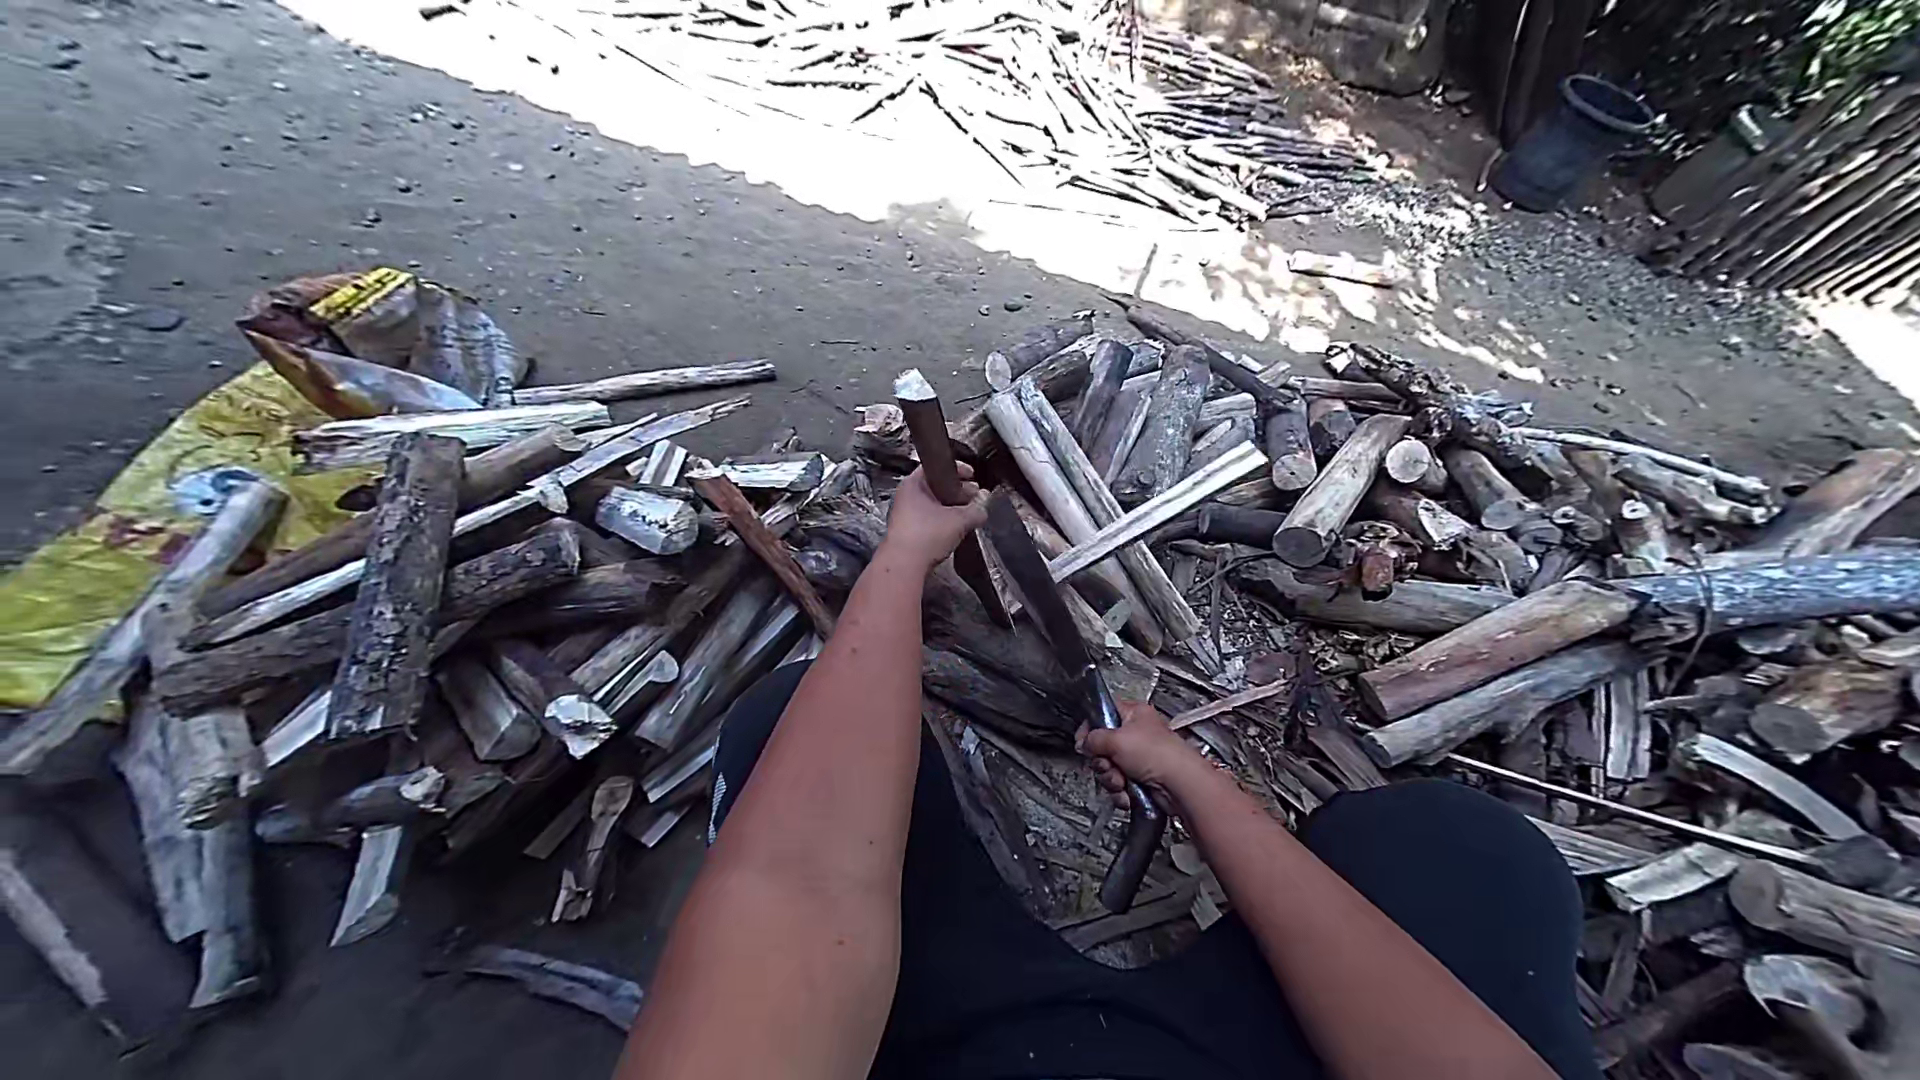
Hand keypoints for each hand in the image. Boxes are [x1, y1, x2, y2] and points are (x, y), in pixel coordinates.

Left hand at [879, 464, 987, 571]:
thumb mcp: (958, 520)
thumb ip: (975, 510)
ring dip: (952, 509)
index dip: (958, 470)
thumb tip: (984, 505)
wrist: (903, 565)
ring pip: (934, 505)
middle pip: (937, 487)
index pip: (938, 467)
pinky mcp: (908, 532)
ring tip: (969, 515)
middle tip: (975, 496)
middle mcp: (907, 496)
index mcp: (914, 484)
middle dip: (958, 492)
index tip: (972, 475)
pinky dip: (943, 522)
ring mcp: (905, 515)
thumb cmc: (925, 535)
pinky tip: (956, 530)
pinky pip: (929, 521)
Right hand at [1081, 700, 1208, 806]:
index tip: (1083, 741)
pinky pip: (1120, 784)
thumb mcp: (1116, 739)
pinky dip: (1120, 791)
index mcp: (1135, 714)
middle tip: (1107, 764)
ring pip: (1110, 768)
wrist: (1180, 786)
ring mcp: (1140, 758)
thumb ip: (1093, 738)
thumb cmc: (1159, 754)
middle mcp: (1138, 735)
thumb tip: (1084, 742)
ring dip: (1110, 778)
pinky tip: (1127, 793)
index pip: (1104, 714)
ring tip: (1120, 781)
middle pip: (1104, 746)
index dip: (1090, 728)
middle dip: (1102, 761)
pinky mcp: (1142, 780)